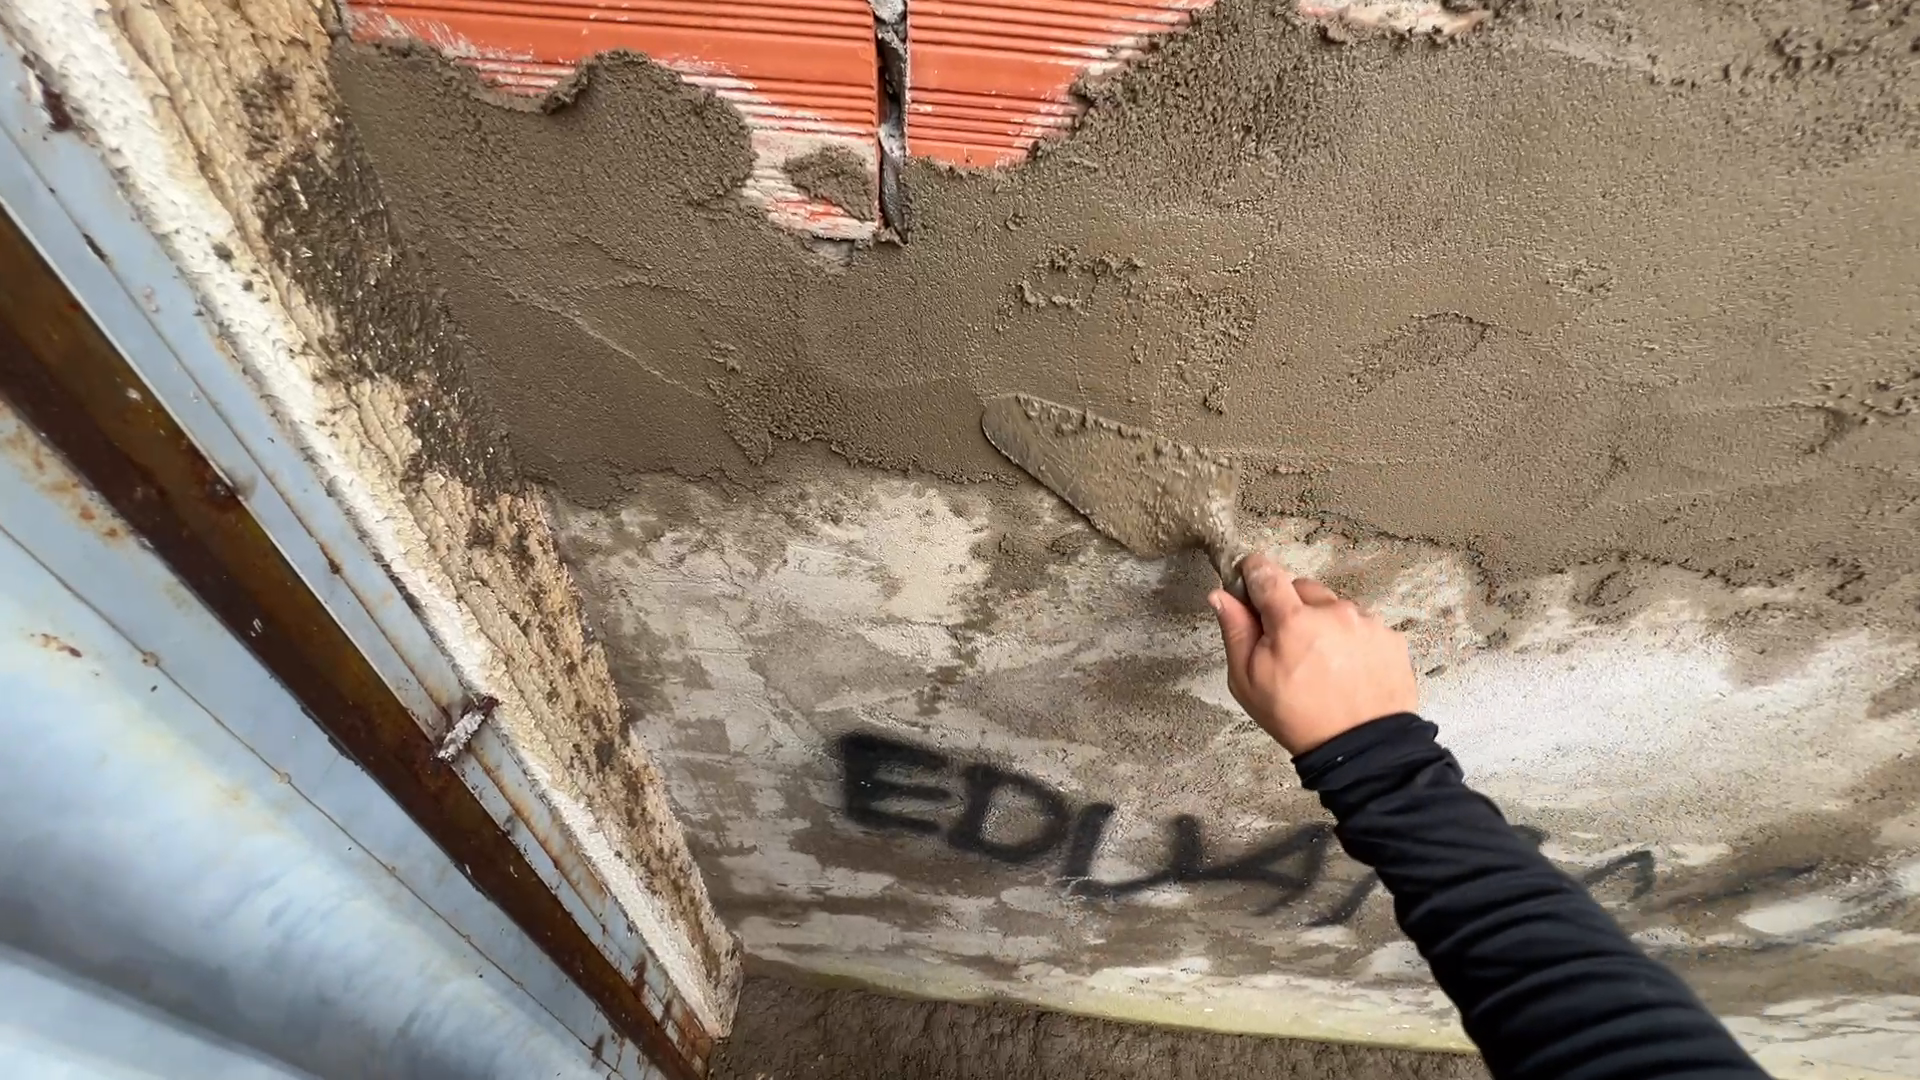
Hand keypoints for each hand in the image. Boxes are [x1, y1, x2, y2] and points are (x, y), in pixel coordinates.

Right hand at [1209, 552, 1418, 754]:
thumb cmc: (1297, 717)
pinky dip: (1348, 636)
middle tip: (1284, 641)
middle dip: (1288, 606)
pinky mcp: (1390, 636)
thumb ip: (1234, 630)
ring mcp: (1366, 623)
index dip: (1252, 571)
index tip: (1246, 578)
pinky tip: (1343, 666)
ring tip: (1319, 660)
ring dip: (1321, 620)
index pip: (1266, 572)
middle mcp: (1333, 612)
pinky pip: (1360, 623)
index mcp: (1292, 621)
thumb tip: (1221, 596)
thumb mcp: (1247, 679)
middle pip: (1300, 587)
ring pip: (1332, 604)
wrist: (1362, 748)